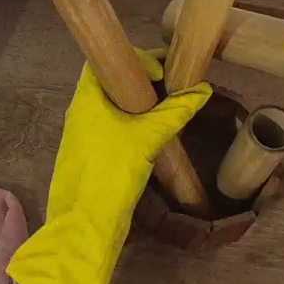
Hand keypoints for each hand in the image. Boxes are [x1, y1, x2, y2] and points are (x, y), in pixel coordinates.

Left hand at [8, 50, 209, 283]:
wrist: (85, 224)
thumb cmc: (111, 172)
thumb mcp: (148, 138)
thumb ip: (175, 111)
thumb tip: (203, 89)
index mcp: (87, 99)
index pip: (103, 61)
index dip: (133, 59)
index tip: (162, 74)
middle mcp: (80, 112)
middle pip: (110, 83)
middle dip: (141, 82)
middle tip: (172, 89)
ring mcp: (84, 135)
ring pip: (113, 108)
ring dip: (140, 106)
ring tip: (169, 111)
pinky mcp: (91, 155)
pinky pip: (113, 128)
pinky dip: (134, 125)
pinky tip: (155, 136)